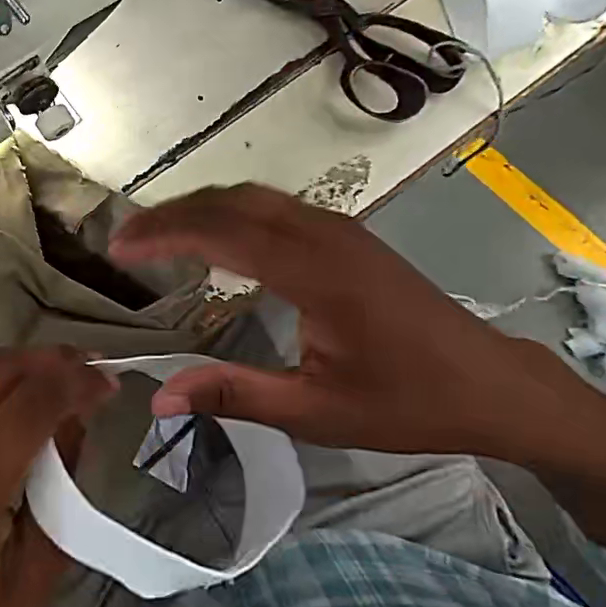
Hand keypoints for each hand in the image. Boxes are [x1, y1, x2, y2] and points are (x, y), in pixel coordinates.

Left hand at [0, 348, 114, 606]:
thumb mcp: (39, 572)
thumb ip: (61, 487)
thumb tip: (75, 421)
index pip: (24, 410)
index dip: (73, 384)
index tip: (110, 382)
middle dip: (50, 359)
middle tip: (93, 367)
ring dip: (28, 370)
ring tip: (71, 380)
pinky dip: (4, 393)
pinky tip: (33, 408)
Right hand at [110, 185, 605, 558]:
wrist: (489, 382)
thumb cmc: (407, 401)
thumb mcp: (316, 410)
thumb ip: (234, 394)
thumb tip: (159, 395)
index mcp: (315, 271)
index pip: (222, 232)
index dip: (164, 233)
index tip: (117, 246)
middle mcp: (325, 233)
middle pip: (233, 200)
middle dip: (174, 212)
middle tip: (126, 237)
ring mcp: (340, 228)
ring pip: (255, 196)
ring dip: (203, 207)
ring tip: (160, 234)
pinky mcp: (348, 235)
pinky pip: (277, 206)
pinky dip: (233, 211)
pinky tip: (218, 238)